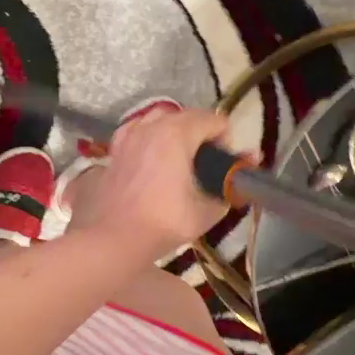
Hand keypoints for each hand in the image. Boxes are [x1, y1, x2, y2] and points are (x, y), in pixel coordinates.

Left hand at [79, 109, 253, 259]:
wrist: (114, 238)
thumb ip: (229, 187)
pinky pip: (135, 132)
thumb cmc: (164, 222)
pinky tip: (150, 157)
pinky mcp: (112, 152)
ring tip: (181, 157)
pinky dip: (148, 137)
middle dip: (202, 133)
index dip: (227, 139)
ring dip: (174, 131)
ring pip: (157, 119)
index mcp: (176, 134)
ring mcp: (127, 137)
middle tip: (209, 161)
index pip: (213, 120)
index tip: (227, 162)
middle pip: (186, 116)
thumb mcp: (208, 210)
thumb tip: (242, 174)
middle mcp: (149, 127)